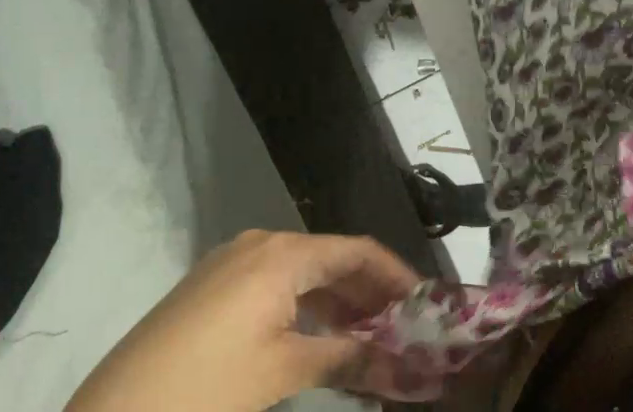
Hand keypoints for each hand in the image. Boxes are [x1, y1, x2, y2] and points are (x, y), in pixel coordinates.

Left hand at [67, 231, 418, 411]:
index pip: (357, 250)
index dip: (396, 274)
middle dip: (369, 291)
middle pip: (330, 258)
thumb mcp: (284, 372)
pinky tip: (318, 337)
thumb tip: (403, 366)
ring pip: (302, 272)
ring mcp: (229, 263)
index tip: (426, 303)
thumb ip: (348, 359)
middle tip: (403, 325)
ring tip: (369, 335)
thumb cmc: (206, 388)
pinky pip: (274, 284)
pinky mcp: (208, 288)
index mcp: (282, 253)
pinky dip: (304, 307)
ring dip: (338, 301)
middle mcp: (259, 244)